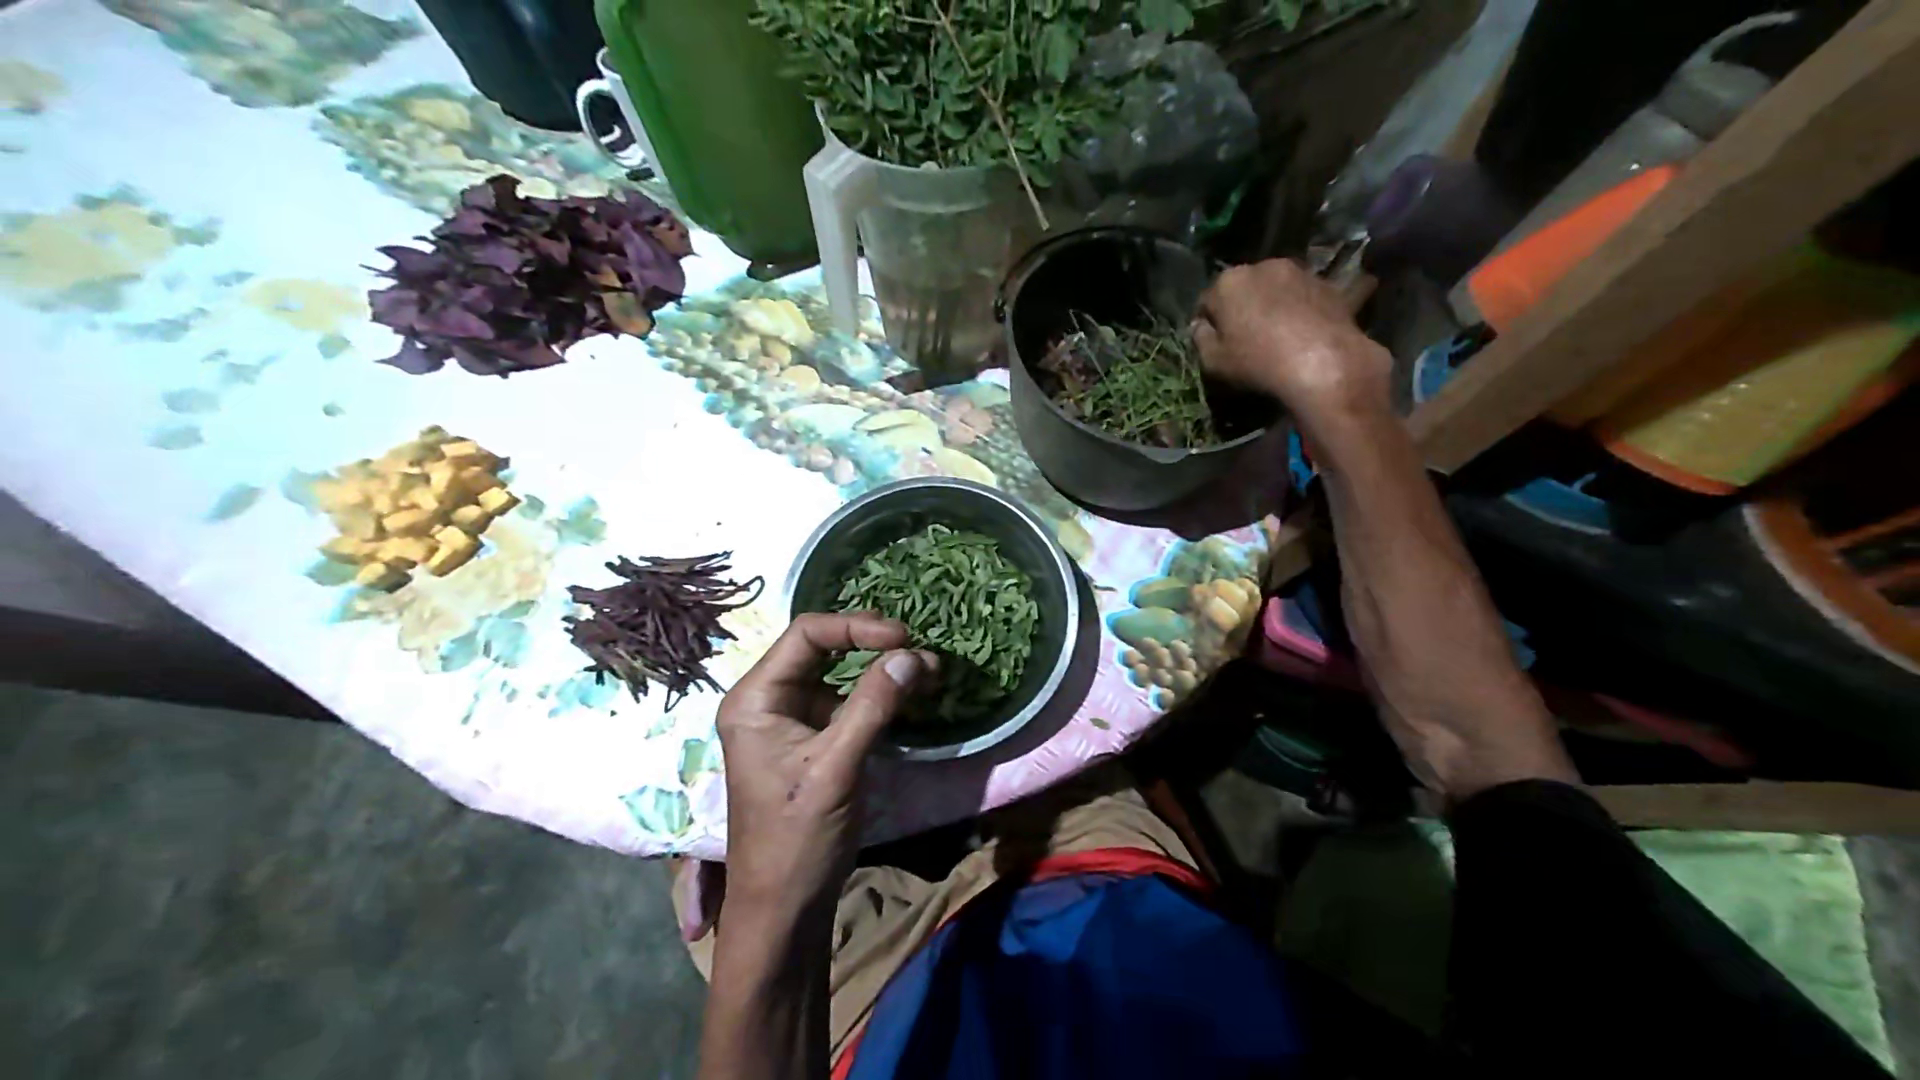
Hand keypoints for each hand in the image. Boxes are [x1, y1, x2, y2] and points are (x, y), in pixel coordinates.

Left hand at [716, 612, 934, 925]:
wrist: (785, 908)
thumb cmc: (797, 837)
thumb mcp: (836, 767)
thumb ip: (873, 706)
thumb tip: (914, 655)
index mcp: (756, 698)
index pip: (806, 635)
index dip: (856, 627)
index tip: (903, 636)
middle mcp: (769, 699)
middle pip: (823, 649)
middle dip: (873, 646)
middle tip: (921, 652)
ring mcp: (792, 719)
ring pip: (841, 674)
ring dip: (883, 671)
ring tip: (930, 673)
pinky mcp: (814, 739)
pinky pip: (849, 702)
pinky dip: (881, 696)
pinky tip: (914, 696)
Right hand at [1193, 259, 1391, 436]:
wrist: (1323, 362)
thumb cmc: (1257, 362)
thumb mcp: (1212, 361)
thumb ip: (1200, 339)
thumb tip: (1201, 326)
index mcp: (1227, 282)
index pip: (1206, 301)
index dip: (1207, 323)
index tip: (1214, 342)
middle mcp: (1262, 266)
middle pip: (1242, 289)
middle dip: (1240, 308)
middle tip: (1245, 338)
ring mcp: (1298, 271)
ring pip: (1274, 289)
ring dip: (1271, 305)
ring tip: (1277, 334)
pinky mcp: (1327, 283)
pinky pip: (1302, 296)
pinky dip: (1298, 308)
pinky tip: (1301, 332)